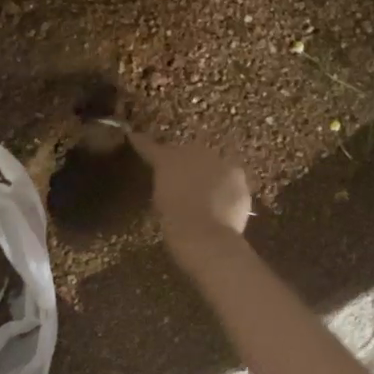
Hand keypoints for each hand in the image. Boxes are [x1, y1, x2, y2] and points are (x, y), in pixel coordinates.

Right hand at [127, 128, 251, 263]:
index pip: (152, 148)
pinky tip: (220, 204)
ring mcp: (221, 163)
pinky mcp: (240, 178)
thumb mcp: (160, 202)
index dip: (142, 143)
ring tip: (204, 194)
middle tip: (181, 180)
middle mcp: (196, 152)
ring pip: (212, 164)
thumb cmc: (174, 222)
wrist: (207, 237)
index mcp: (168, 159)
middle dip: (184, 163)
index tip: (133, 136)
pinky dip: (224, 188)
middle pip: (188, 153)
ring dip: (207, 175)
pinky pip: (229, 180)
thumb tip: (170, 181)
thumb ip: (164, 184)